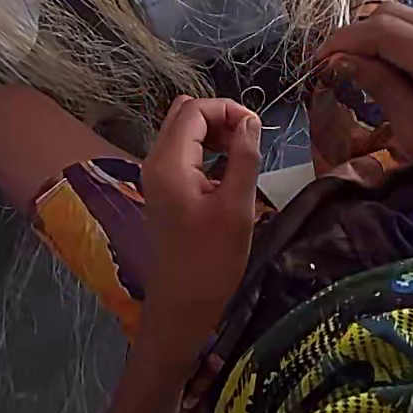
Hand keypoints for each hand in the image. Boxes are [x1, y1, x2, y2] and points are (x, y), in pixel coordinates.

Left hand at [137, 96, 260, 359]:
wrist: (182, 303)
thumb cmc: (212, 259)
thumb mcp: (237, 206)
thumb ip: (244, 157)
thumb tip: (250, 120)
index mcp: (169, 162)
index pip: (194, 110)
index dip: (228, 109)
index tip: (256, 127)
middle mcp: (155, 161)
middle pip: (185, 115)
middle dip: (219, 117)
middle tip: (248, 140)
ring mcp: (156, 175)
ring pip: (183, 132)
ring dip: (214, 133)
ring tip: (242, 154)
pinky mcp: (163, 188)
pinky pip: (183, 152)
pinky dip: (205, 150)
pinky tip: (228, 170)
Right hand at [315, 1, 412, 219]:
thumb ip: (380, 88)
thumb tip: (340, 61)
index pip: (386, 32)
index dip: (345, 40)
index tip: (319, 60)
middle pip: (396, 14)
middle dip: (357, 35)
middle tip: (333, 64)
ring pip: (409, 17)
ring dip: (377, 37)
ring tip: (358, 68)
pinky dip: (399, 41)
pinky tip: (390, 69)